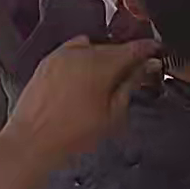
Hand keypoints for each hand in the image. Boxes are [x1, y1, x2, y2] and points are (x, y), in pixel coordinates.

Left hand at [0, 37, 159, 175]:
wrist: (32, 141)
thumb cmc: (73, 134)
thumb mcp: (112, 114)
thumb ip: (130, 85)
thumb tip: (145, 67)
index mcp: (101, 64)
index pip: (133, 48)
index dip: (148, 49)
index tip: (157, 51)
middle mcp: (81, 53)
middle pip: (113, 47)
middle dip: (126, 57)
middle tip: (135, 73)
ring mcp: (62, 54)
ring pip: (93, 48)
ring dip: (104, 58)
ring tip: (107, 79)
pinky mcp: (48, 61)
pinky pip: (73, 50)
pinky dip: (83, 57)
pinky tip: (85, 74)